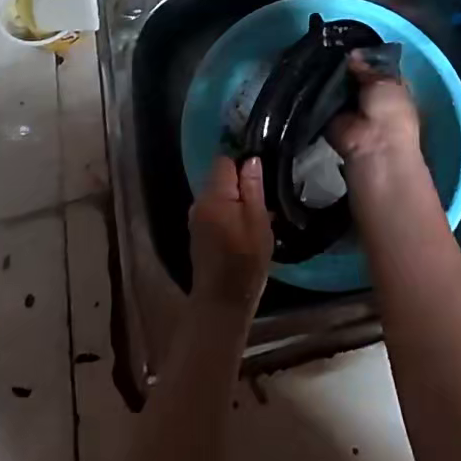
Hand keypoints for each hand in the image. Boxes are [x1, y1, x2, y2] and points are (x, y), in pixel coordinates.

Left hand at [189, 155, 272, 310]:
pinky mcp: (198, 232)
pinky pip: (214, 210)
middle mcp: (199, 202)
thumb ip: (253, 187)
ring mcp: (196, 218)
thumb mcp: (258, 221)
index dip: (243, 161)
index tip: (260, 171)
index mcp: (214, 196)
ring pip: (218, 195)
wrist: (222, 300)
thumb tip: (251, 159)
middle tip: (264, 196)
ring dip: (235, 199)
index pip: (224, 161)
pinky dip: (228, 212)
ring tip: (258, 213)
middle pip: (220, 178)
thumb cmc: (245, 259)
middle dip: (240, 182)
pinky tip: (244, 227)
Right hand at [326, 52, 426, 180]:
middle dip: (343, 63)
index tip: (347, 42)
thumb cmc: (390, 111)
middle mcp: (369, 95)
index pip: (374, 65)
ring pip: (336, 85)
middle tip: (327, 46)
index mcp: (389, 86)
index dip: (363, 54)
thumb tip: (352, 54)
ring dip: (328, 75)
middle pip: (353, 74)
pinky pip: (322, 98)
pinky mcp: (330, 116)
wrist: (373, 144)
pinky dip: (316, 90)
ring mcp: (349, 106)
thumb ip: (367, 67)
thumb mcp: (384, 81)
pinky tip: (308, 73)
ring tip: (315, 56)